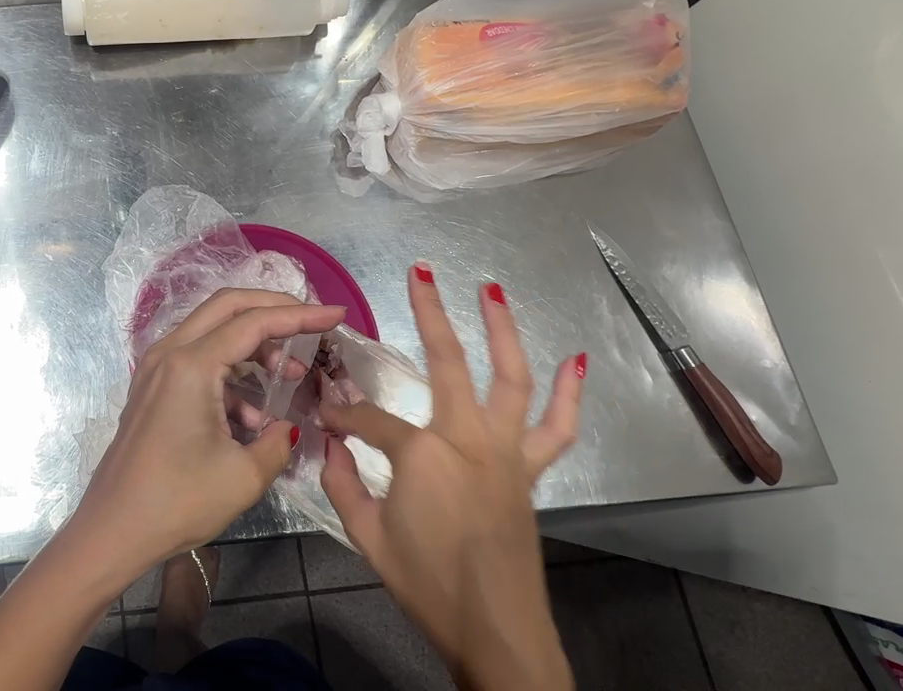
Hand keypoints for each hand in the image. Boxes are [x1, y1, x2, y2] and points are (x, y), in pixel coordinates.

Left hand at [68, 289, 345, 580]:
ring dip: (253, 344)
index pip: (254, 322)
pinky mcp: (152, 386)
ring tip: (290, 375)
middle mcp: (169, 353)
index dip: (299, 315)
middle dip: (274, 309)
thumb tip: (288, 426)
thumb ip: (278, 440)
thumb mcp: (244, 475)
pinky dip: (230, 371)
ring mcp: (156, 367)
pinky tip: (253, 415)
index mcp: (191, 365)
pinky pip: (198, 358)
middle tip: (313, 323)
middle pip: (227, 307)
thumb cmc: (178, 501)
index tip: (336, 315)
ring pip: (212, 331)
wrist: (113, 529)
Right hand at [321, 266, 583, 690]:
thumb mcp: (365, 534)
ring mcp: (506, 451)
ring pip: (511, 378)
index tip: (326, 418)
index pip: (369, 418)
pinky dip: (568, 394)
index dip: (342, 414)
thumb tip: (328, 437)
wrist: (495, 631)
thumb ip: (340, 479)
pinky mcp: (529, 470)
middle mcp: (467, 438)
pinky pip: (556, 428)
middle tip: (419, 271)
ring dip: (502, 329)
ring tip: (492, 290)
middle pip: (447, 361)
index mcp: (421, 453)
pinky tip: (576, 361)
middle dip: (429, 312)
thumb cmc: (426, 584)